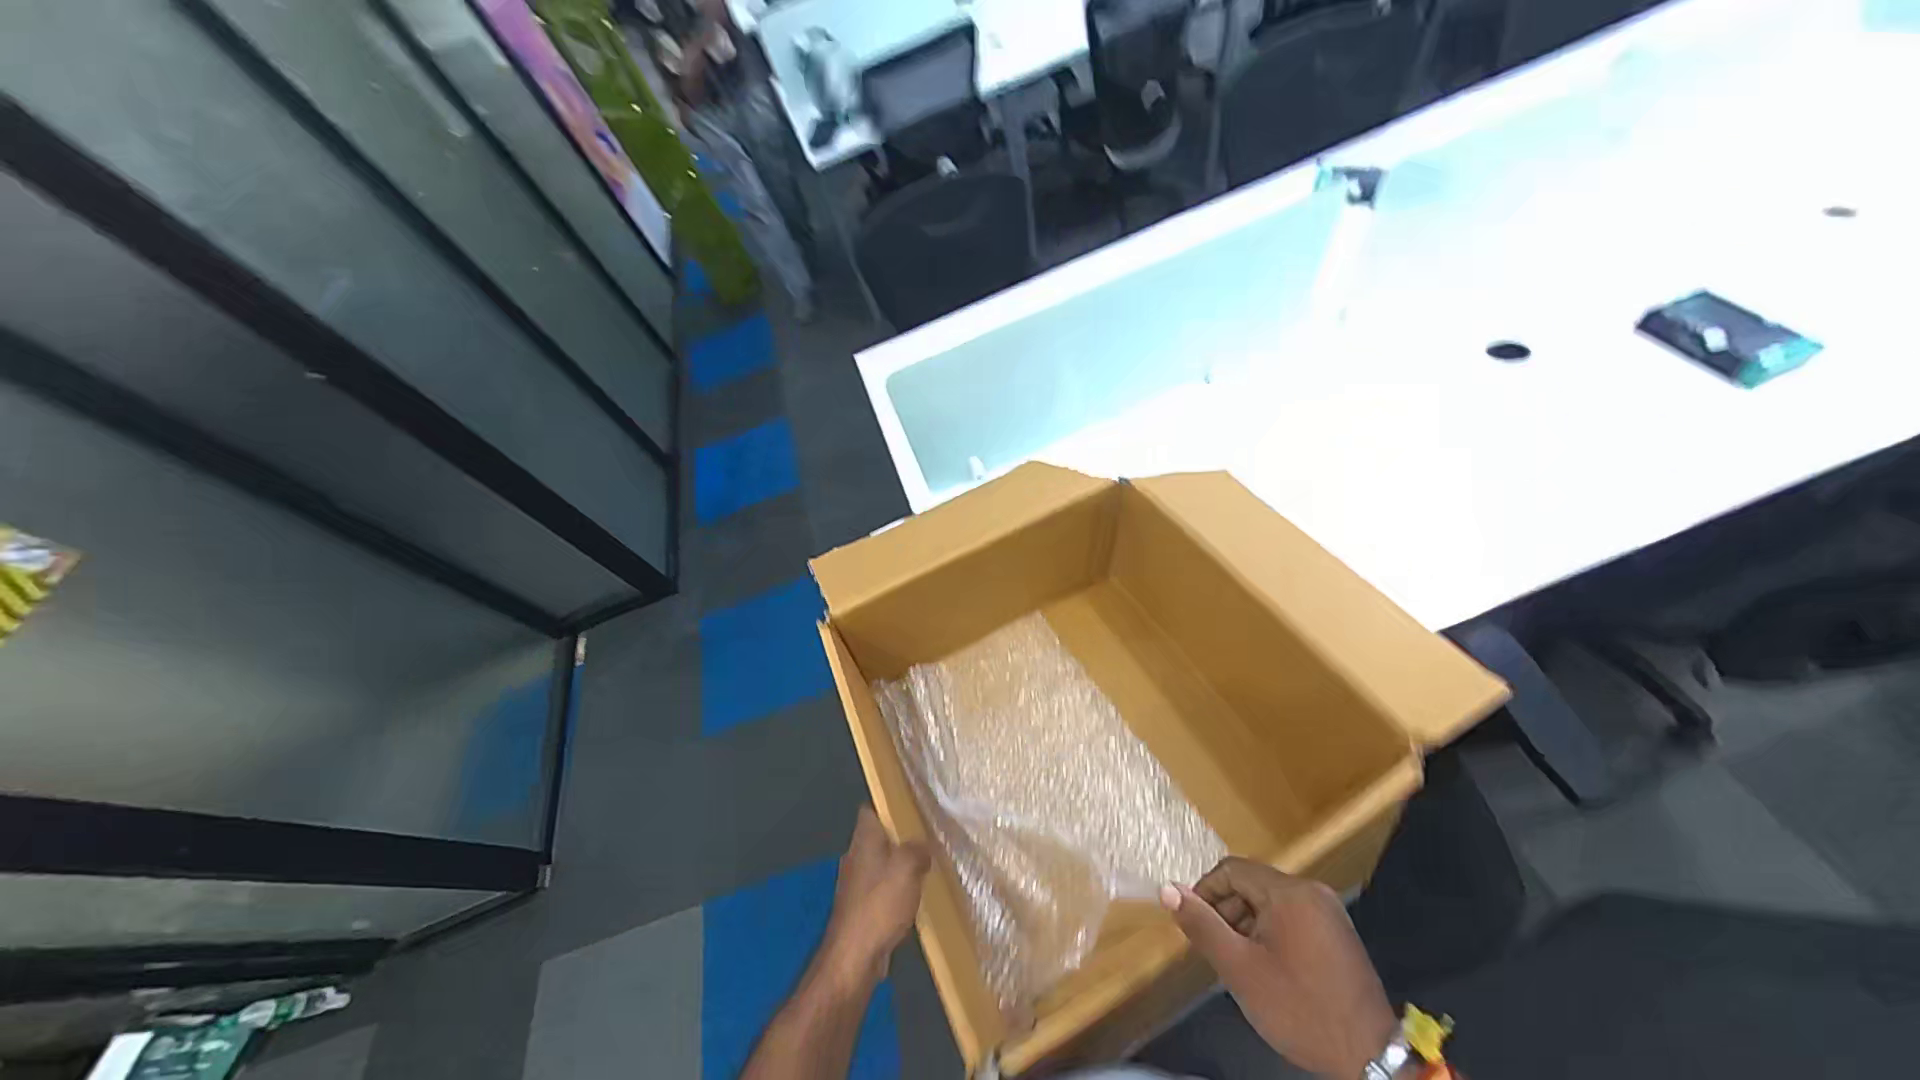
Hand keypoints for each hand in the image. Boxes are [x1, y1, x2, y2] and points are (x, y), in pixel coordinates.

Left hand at [821, 808, 930, 987]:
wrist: (855, 957)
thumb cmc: (880, 903)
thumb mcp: (908, 866)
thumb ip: (918, 849)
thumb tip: (923, 847)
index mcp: (863, 839)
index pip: (871, 809)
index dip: (889, 806)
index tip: (913, 808)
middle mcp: (855, 856)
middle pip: (878, 837)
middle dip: (900, 838)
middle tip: (927, 839)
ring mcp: (855, 884)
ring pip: (881, 864)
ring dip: (900, 866)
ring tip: (926, 867)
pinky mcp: (860, 908)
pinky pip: (882, 889)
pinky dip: (896, 891)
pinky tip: (913, 899)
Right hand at [1161, 857, 1396, 1077]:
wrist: (1371, 1058)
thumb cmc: (1299, 1008)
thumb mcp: (1240, 968)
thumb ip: (1201, 925)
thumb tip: (1167, 889)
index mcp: (1289, 892)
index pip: (1231, 870)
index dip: (1204, 893)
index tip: (1195, 927)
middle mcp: (1312, 892)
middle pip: (1250, 884)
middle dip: (1226, 912)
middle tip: (1217, 951)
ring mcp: (1329, 912)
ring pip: (1269, 902)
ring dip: (1246, 924)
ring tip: (1240, 964)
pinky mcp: (1338, 934)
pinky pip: (1291, 917)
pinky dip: (1270, 933)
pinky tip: (1268, 968)